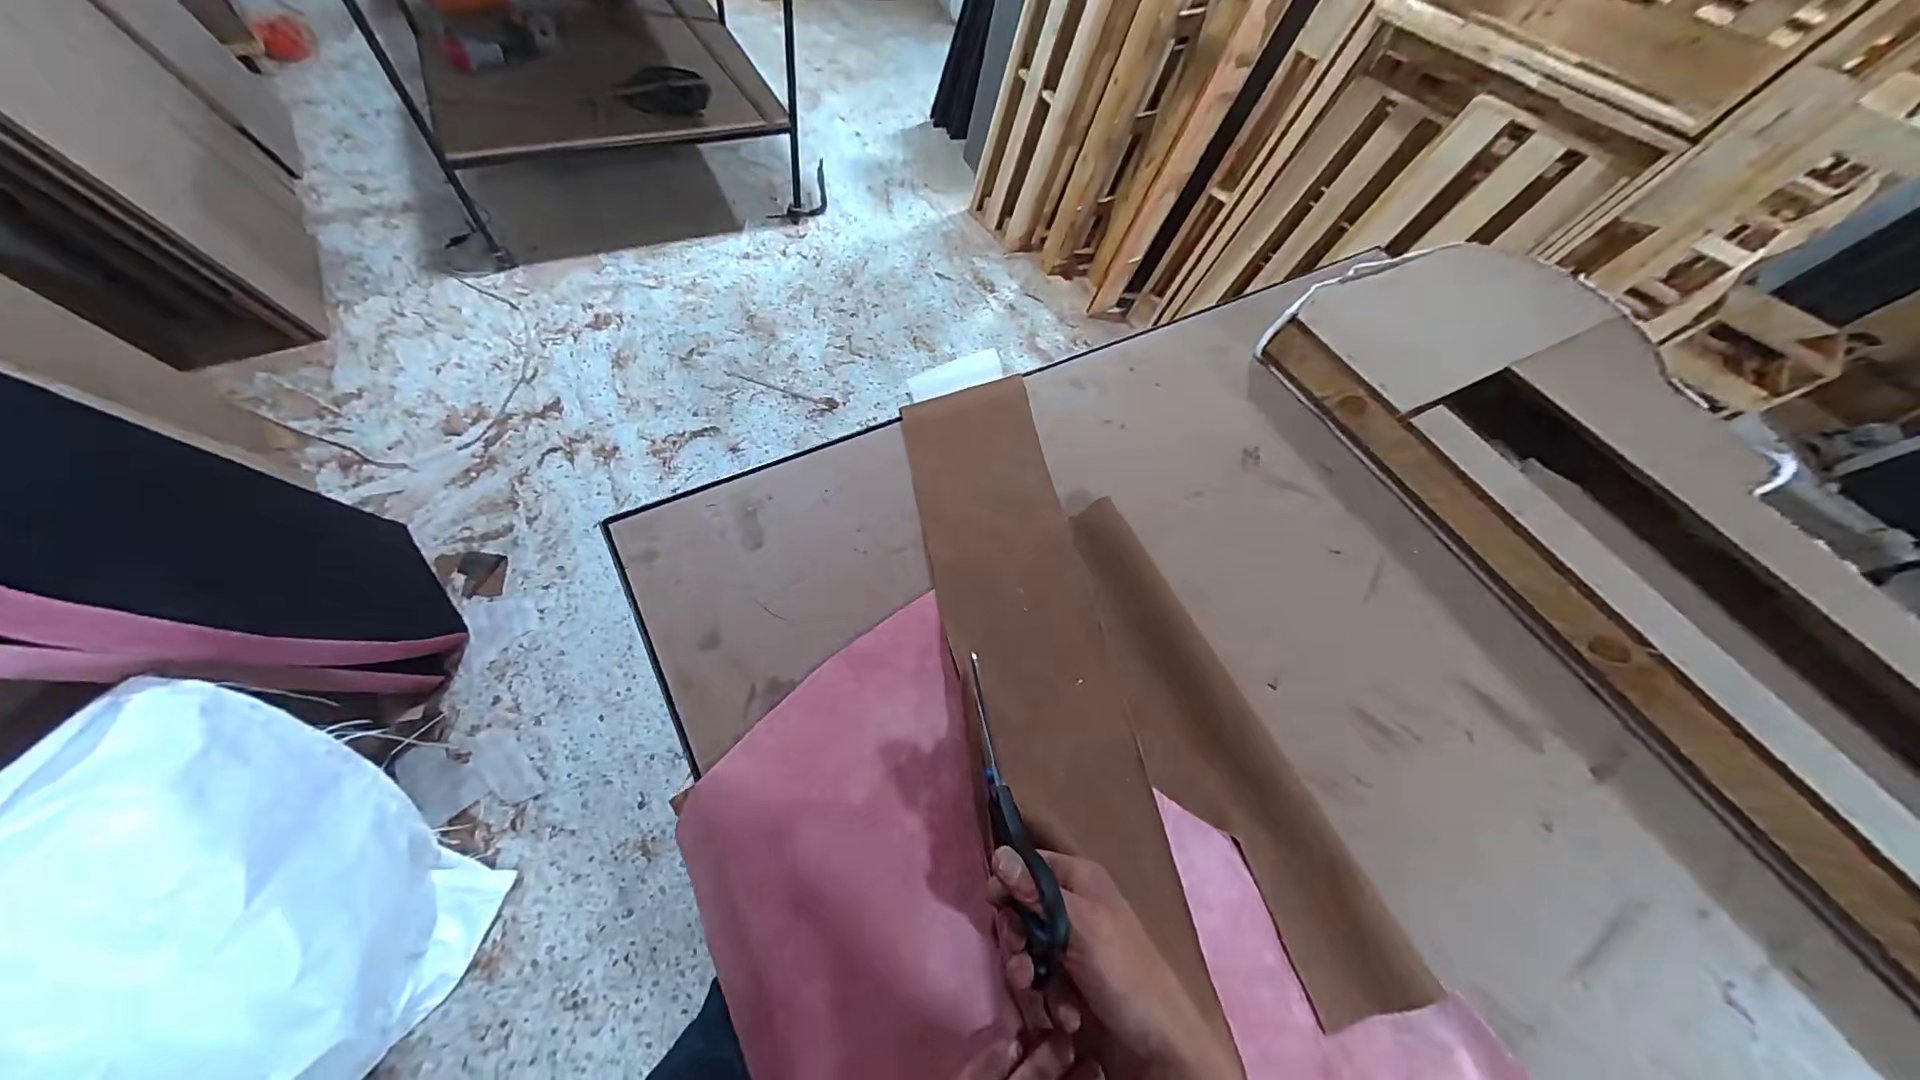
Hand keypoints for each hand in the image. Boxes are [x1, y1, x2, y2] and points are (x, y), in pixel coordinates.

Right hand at [957, 873, 1103, 1079]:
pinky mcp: (1067, 980)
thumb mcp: (1078, 925)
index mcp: (1079, 879)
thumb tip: (999, 853)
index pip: (1029, 864)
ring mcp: (1069, 944)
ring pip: (1025, 946)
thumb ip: (1036, 892)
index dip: (1008, 881)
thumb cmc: (1123, 973)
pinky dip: (1045, 996)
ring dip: (1027, 972)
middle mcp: (1072, 905)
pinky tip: (1063, 1014)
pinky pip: (1038, 978)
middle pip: (1021, 908)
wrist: (1159, 1048)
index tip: (995, 904)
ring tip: (1037, 991)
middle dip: (1016, 938)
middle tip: (1021, 961)